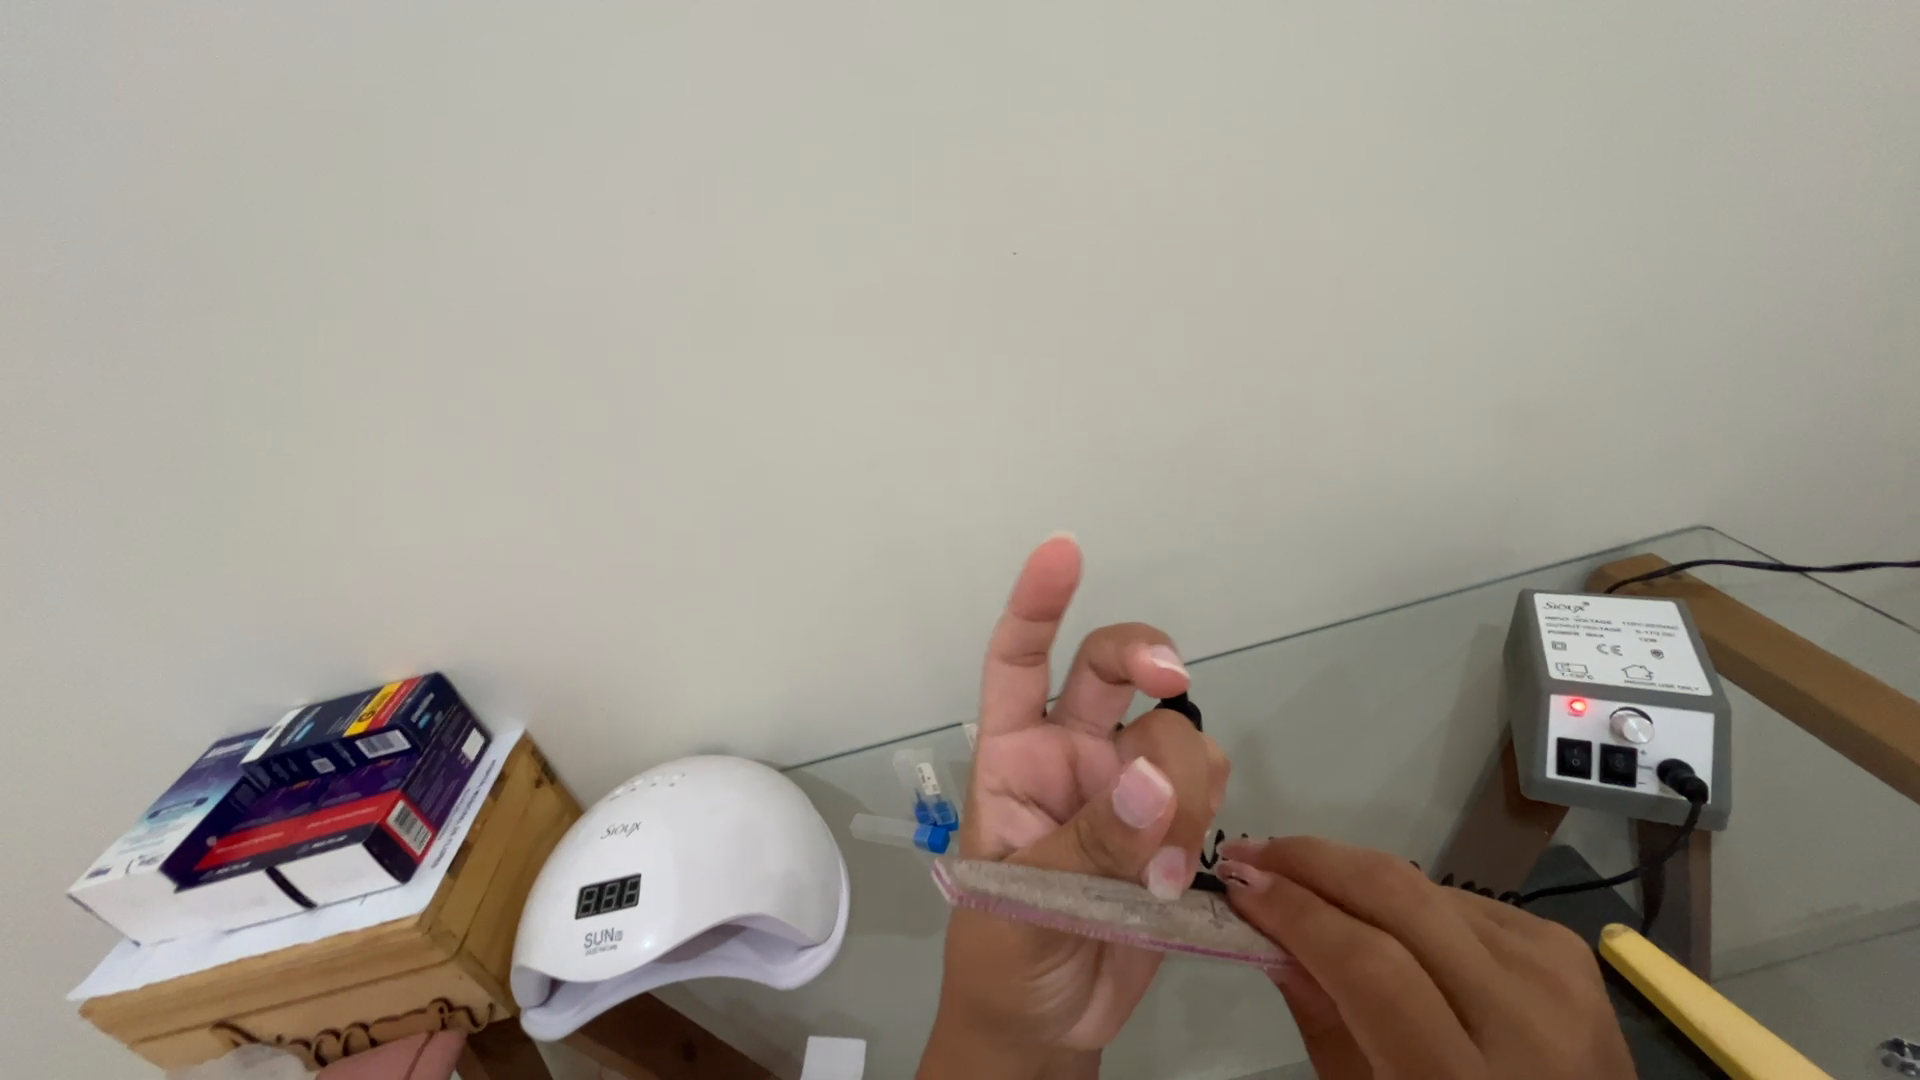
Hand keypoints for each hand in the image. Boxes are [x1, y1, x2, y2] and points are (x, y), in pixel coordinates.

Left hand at [919, 535, 1228, 1078]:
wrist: (1050, 1025)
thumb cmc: (1004, 954)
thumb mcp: (1023, 899)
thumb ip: (1091, 841)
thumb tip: (1155, 774)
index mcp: (1013, 753)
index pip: (1018, 658)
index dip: (1037, 602)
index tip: (1064, 550)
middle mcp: (1072, 750)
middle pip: (1113, 667)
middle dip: (1146, 658)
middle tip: (1173, 683)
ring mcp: (1126, 783)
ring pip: (1176, 733)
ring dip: (1182, 787)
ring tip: (1156, 877)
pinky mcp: (1172, 822)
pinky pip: (1207, 785)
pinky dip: (1206, 817)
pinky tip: (1179, 882)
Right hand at [1215, 837, 1635, 1079]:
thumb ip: (1317, 1011)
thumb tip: (1260, 916)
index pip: (1369, 964)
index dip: (1294, 911)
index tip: (1235, 881)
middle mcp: (1527, 1021)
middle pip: (1397, 898)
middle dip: (1310, 860)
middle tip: (1250, 851)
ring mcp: (1554, 976)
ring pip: (1419, 886)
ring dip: (1347, 873)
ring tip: (1299, 877)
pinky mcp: (1565, 949)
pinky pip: (1455, 897)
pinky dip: (1402, 897)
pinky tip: (1377, 913)